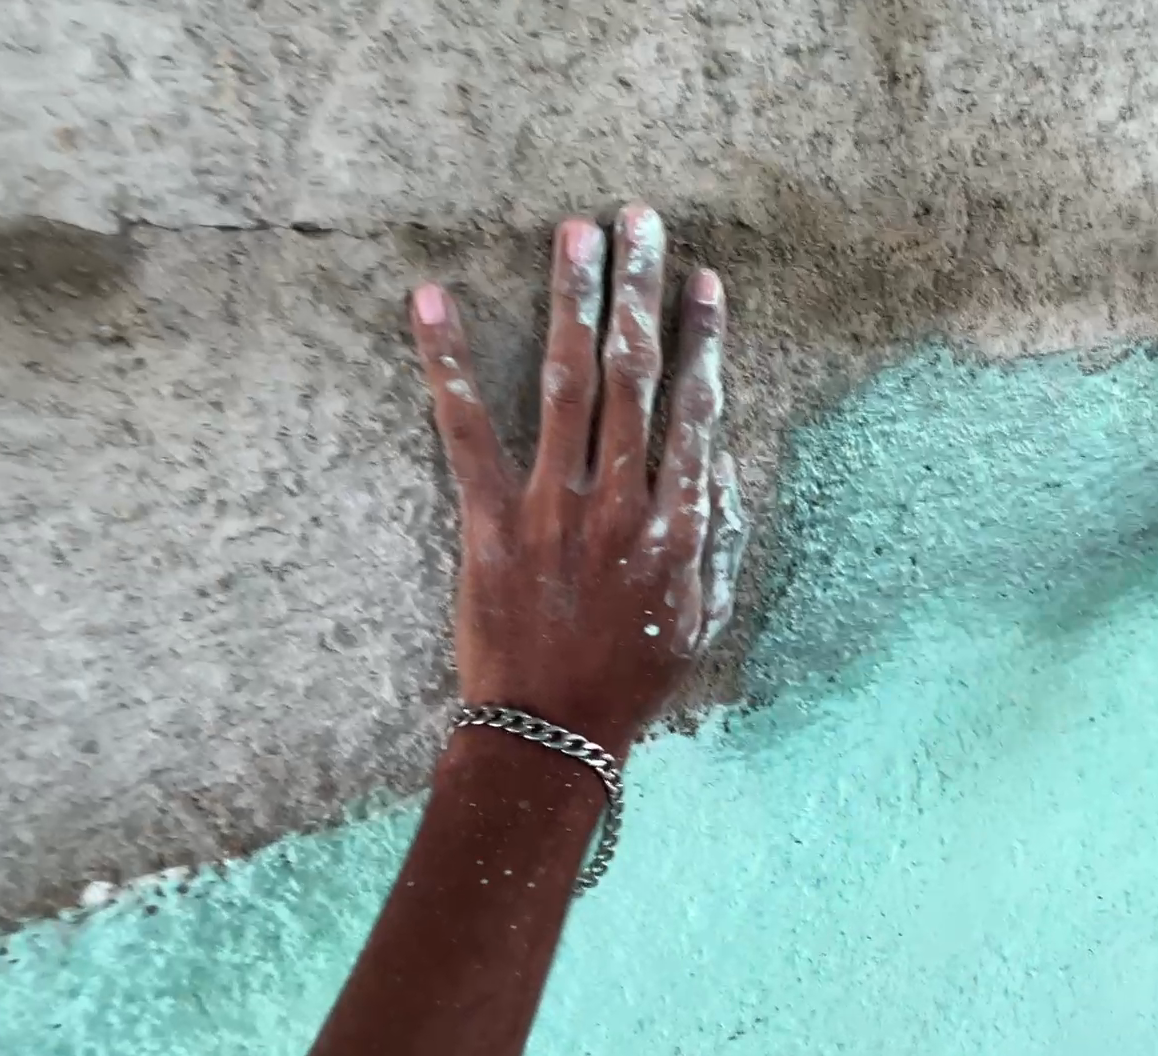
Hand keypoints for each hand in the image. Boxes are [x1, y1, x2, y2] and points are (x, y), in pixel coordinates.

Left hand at [407, 204, 746, 753]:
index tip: (704, 284)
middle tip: (641, 221)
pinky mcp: (489, 522)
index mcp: (681, 527)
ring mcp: (553, 507)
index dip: (705, 342)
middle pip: (636, 378)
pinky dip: (449, 364)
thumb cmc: (641, 674)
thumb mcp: (709, 612)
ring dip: (571, 303)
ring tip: (575, 233)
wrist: (555, 731)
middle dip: (641, 293)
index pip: (698, 413)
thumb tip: (721, 460)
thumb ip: (724, 535)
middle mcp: (623, 502)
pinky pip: (466, 433)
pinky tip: (434, 300)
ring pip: (566, 386)